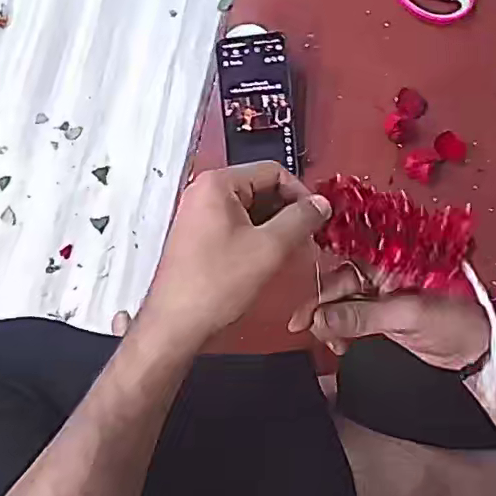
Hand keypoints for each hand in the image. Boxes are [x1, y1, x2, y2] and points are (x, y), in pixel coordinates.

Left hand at [135, 162, 331, 349]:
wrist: (176, 324)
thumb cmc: (210, 287)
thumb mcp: (269, 248)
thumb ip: (300, 219)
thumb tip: (319, 204)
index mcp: (218, 185)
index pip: (273, 171)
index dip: (300, 193)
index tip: (314, 215)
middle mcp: (205, 194)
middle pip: (262, 189)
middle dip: (288, 212)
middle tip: (306, 235)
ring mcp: (200, 215)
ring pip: (252, 210)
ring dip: (275, 227)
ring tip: (289, 251)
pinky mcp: (200, 236)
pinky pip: (238, 226)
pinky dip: (258, 238)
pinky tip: (268, 259)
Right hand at [290, 262, 490, 370]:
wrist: (480, 348)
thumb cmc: (456, 320)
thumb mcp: (406, 316)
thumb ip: (362, 315)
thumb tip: (321, 318)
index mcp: (390, 261)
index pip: (344, 271)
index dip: (320, 291)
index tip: (301, 314)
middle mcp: (383, 273)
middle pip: (338, 287)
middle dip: (321, 310)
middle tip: (309, 331)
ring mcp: (382, 294)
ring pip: (342, 305)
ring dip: (330, 324)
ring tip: (332, 343)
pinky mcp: (383, 314)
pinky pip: (352, 318)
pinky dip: (341, 331)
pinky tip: (340, 344)